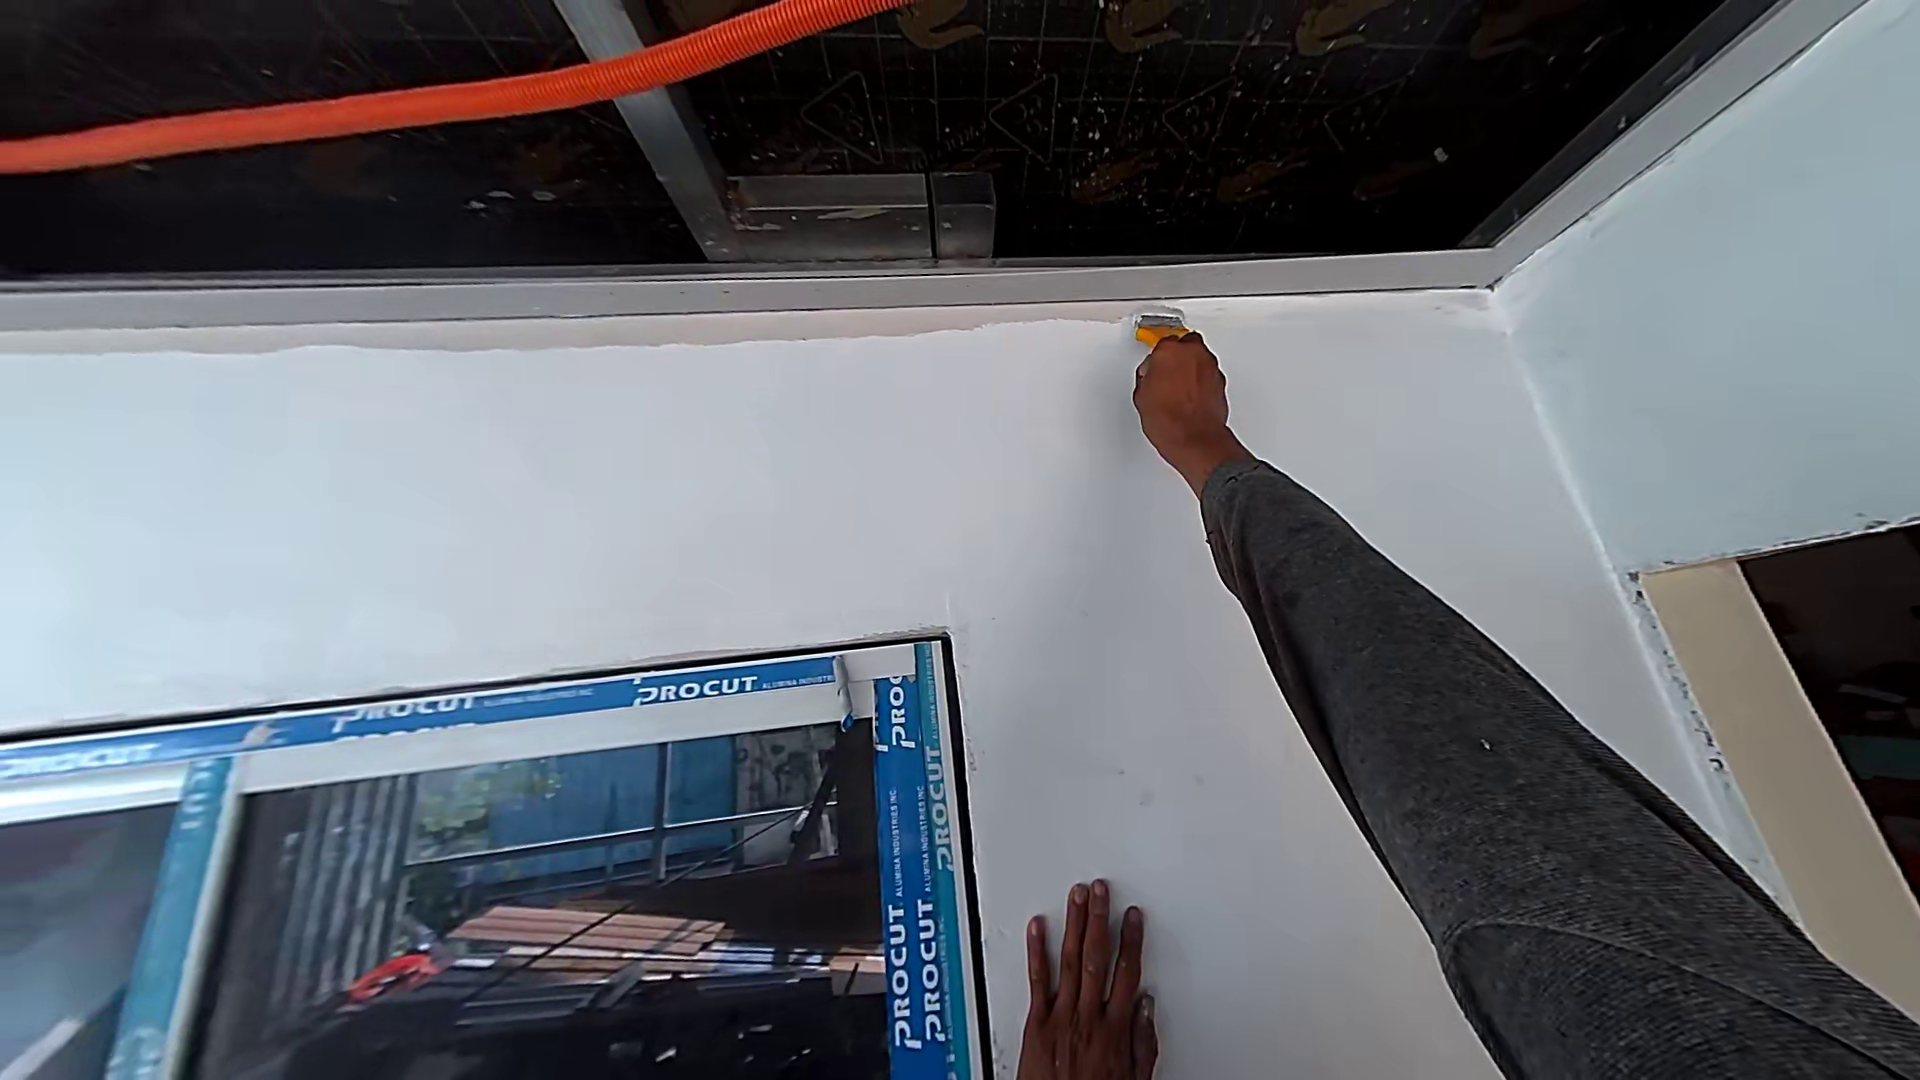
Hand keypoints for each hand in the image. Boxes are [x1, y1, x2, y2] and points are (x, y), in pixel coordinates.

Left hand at [1017, 880, 1157, 1079]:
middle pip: (1097, 958)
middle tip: (1100, 889)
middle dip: (1099, 919)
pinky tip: (1037, 925)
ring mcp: (1060, 1017)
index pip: (1126, 974)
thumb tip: (1146, 1005)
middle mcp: (1087, 1018)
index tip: (1132, 915)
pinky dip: (1036, 951)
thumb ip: (1142, 1044)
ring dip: (1074, 924)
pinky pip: (1037, 981)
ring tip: (1076, 895)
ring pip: (1069, 961)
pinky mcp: (1036, 1024)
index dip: (1131, 941)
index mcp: (1113, 1032)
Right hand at [1133, 332, 1252, 495]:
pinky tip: (1190, 395)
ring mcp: (1210, 365)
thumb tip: (1151, 377)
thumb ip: (1147, 378)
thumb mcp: (1142, 396)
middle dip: (1176, 355)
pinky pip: (1207, 373)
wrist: (1193, 438)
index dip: (1156, 356)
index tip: (1152, 365)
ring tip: (1177, 386)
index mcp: (1169, 351)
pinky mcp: (1220, 380)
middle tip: (1165, 373)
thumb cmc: (1169, 420)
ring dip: (1190, 366)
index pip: (1162, 342)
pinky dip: (1200, 379)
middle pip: (1185, 343)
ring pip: (1199, 356)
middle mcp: (1193, 353)